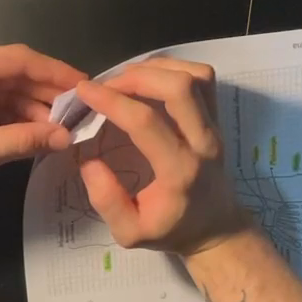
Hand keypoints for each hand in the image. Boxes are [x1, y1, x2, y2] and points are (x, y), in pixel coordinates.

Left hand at [0, 44, 84, 204]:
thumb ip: (26, 140)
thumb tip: (64, 138)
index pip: (19, 59)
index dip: (54, 72)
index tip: (81, 84)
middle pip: (12, 73)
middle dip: (44, 93)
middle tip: (76, 110)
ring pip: (2, 91)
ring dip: (29, 108)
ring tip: (59, 127)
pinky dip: (10, 117)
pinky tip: (33, 132)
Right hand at [75, 58, 253, 256]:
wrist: (215, 229)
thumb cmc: (171, 231)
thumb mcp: (129, 232)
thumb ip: (106, 200)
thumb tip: (89, 161)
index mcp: (178, 171)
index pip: (145, 121)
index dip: (111, 101)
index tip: (83, 92)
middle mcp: (202, 142)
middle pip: (178, 87)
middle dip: (135, 76)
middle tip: (105, 86)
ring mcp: (214, 126)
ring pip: (195, 76)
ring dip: (155, 69)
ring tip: (125, 80)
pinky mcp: (217, 118)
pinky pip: (203, 79)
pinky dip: (173, 69)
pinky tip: (149, 80)